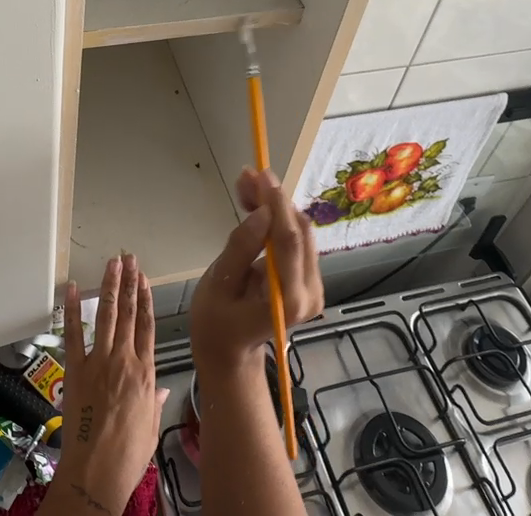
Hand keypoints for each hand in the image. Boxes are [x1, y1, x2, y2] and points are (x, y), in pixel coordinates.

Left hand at [51, 253, 167, 515]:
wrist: (97, 472)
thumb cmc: (127, 456)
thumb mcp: (150, 427)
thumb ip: (154, 402)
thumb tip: (158, 389)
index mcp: (146, 374)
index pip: (147, 326)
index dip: (146, 300)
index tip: (145, 279)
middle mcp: (124, 361)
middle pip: (128, 313)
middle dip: (129, 283)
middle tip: (130, 258)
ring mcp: (98, 362)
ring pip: (106, 315)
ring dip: (109, 286)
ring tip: (113, 263)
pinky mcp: (75, 370)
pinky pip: (73, 333)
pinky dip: (72, 309)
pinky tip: (72, 288)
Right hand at [190, 169, 323, 371]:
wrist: (230, 354)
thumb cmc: (216, 323)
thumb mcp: (218, 285)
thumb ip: (241, 248)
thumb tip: (262, 213)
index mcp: (287, 299)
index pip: (288, 241)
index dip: (276, 204)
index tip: (260, 175)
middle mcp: (310, 293)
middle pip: (299, 232)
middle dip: (274, 199)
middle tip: (247, 175)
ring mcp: (313, 287)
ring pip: (300, 233)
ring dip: (275, 206)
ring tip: (247, 185)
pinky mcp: (309, 280)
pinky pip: (296, 242)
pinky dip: (278, 220)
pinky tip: (256, 205)